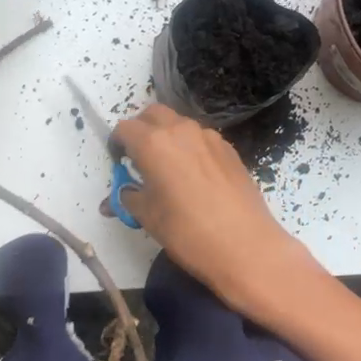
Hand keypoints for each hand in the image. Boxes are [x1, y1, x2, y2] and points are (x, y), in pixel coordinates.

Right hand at [113, 105, 315, 309]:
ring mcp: (209, 137)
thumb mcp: (149, 218)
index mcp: (154, 144)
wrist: (246, 245)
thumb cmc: (188, 232)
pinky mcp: (229, 148)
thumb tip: (114, 199)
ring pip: (180, 124)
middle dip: (142, 130)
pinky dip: (190, 147)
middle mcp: (180, 130)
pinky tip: (195, 176)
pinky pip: (201, 138)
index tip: (119, 163)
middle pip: (153, 114)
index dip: (117, 144)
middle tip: (139, 158)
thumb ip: (128, 199)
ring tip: (168, 168)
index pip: (125, 129)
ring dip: (167, 136)